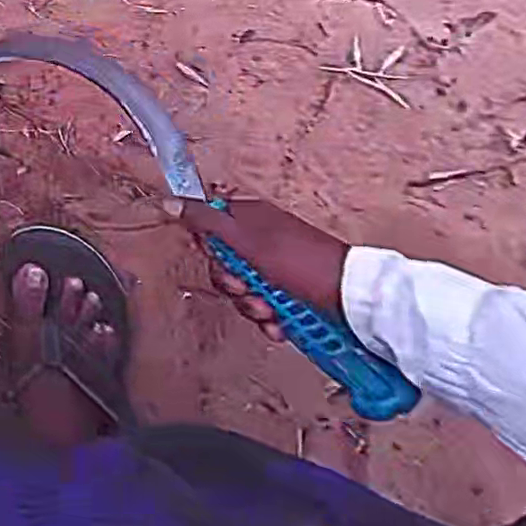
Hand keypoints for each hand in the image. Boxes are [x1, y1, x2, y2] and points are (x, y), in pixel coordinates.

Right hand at [180, 198, 348, 339]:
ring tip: (268, 311)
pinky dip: (268, 317)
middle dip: (231, 283)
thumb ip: (205, 221)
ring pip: (242, 287)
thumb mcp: (244, 239)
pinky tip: (278, 323)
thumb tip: (170, 202)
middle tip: (245, 289)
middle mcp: (261, 239)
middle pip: (224, 261)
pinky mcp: (289, 292)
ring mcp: (276, 266)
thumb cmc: (301, 262)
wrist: (355, 299)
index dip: (209, 246)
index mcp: (249, 218)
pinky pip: (263, 304)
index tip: (218, 258)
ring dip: (250, 304)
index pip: (210, 225)